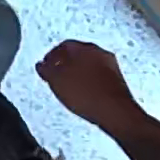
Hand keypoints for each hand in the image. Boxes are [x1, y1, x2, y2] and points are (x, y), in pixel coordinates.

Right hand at [37, 40, 151, 136]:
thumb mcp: (56, 81)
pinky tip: (85, 93)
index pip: (62, 46)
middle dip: (66, 63)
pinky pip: (99, 76)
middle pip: (78, 53)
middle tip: (57, 74)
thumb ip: (46, 70)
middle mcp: (99, 52)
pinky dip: (90, 81)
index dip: (51, 56)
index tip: (46, 64)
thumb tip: (41, 65)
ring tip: (70, 86)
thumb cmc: (86, 94)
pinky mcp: (118, 80)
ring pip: (89, 64)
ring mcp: (111, 66)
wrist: (116, 113)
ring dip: (79, 72)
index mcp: (82, 47)